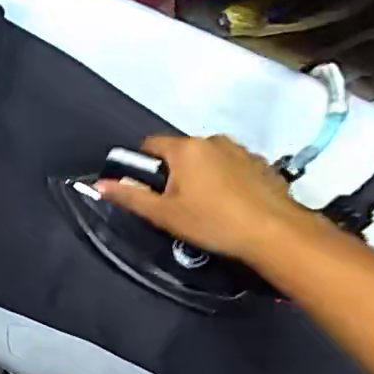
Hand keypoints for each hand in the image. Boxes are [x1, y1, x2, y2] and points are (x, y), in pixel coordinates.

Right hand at [93, 134, 319, 262]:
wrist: (275, 233)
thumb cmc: (212, 222)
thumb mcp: (164, 214)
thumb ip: (130, 196)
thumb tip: (98, 184)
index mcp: (185, 148)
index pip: (149, 144)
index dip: (143, 165)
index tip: (148, 190)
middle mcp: (212, 140)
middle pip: (179, 151)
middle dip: (174, 172)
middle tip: (176, 204)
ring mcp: (240, 150)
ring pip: (207, 158)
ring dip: (200, 174)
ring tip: (207, 206)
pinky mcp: (262, 163)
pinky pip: (231, 165)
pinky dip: (225, 179)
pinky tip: (231, 204)